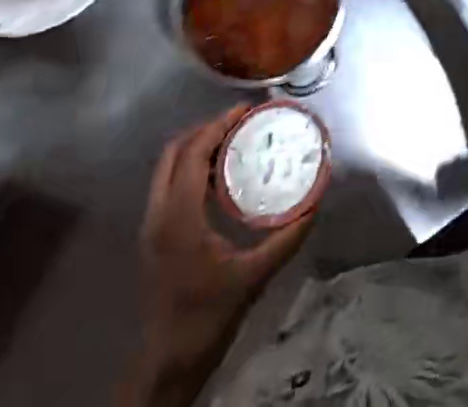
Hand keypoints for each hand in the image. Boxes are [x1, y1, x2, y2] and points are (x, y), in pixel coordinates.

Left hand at [130, 106, 312, 405]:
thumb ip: (288, 237)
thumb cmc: (210, 313)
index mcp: (178, 217)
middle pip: (174, 152)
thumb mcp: (256, 274)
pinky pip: (167, 184)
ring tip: (233, 140)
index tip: (246, 111)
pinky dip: (190, 167)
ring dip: (196, 147)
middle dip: (206, 129)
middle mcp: (158, 213)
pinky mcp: (153, 234)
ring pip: (166, 167)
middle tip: (240, 122)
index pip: (192, 153)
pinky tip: (218, 175)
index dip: (217, 126)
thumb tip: (316, 201)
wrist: (169, 357)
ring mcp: (151, 224)